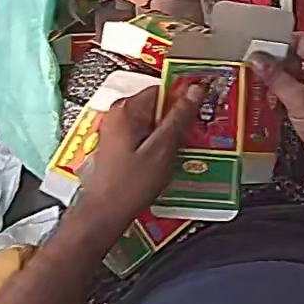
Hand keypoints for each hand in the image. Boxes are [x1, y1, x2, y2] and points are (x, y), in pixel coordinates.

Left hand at [68, 85, 201, 233]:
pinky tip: (165, 159)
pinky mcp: (117, 144)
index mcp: (127, 109)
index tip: (199, 113)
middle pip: (157, 105)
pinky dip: (157, 143)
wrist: (104, 213)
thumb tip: (194, 90)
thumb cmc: (132, 183)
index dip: (183, 100)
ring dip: (168, 133)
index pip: (162, 90)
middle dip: (177, 119)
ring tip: (181, 150)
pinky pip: (143, 134)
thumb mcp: (163, 149)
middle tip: (193, 136)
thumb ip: (179, 117)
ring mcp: (115, 129)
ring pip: (151, 122)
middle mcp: (118, 114)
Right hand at [248, 33, 303, 180]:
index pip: (302, 41)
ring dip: (273, 83)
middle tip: (252, 66)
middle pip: (293, 59)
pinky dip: (277, 97)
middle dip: (273, 65)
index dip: (281, 42)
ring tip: (255, 83)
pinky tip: (265, 101)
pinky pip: (289, 94)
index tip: (259, 46)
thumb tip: (258, 59)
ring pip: (288, 78)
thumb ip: (276, 78)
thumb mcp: (301, 100)